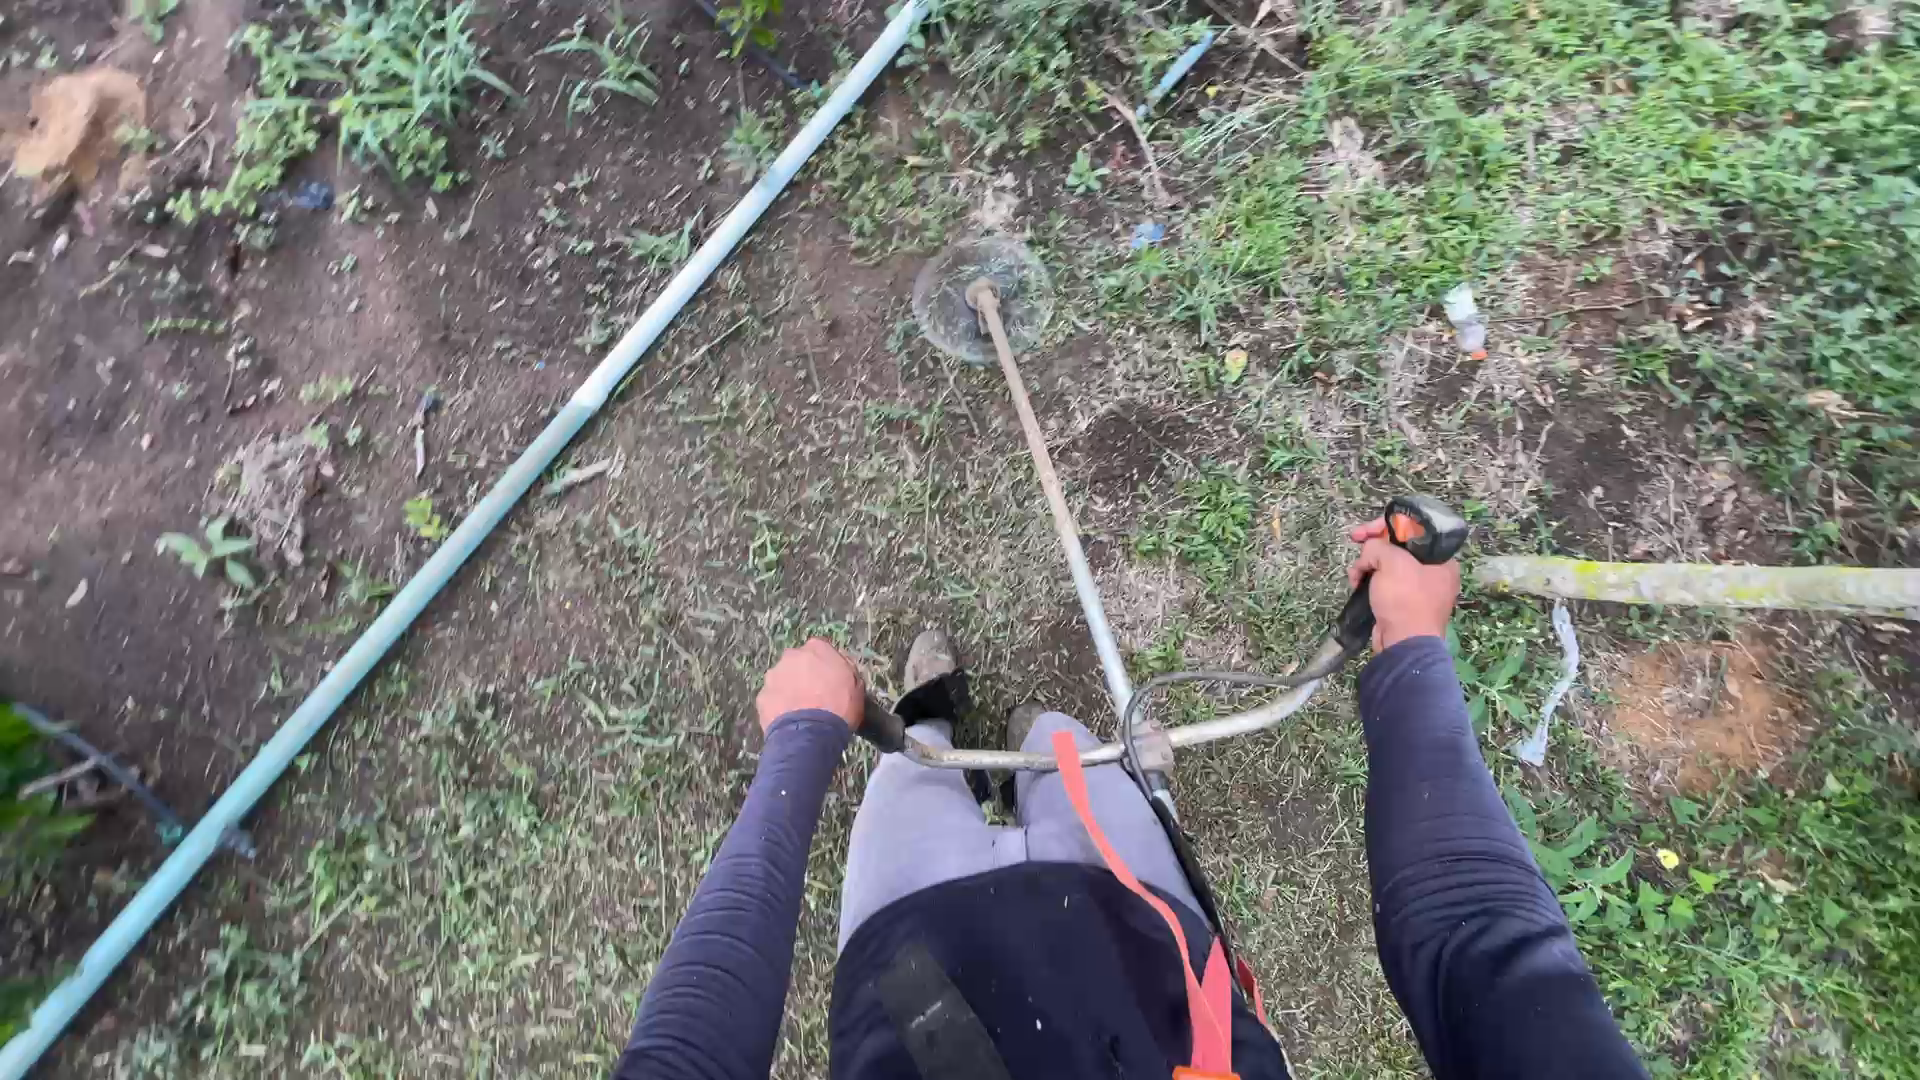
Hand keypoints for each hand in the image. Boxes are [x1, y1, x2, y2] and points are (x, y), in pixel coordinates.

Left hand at [755, 638, 862, 732]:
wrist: (810, 735)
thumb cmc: (839, 708)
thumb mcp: (856, 686)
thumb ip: (846, 668)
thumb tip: (841, 664)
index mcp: (817, 648)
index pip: (821, 648)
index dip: (825, 663)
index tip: (829, 677)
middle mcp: (792, 656)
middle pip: (798, 661)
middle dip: (804, 673)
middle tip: (814, 693)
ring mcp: (774, 675)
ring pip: (782, 678)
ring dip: (790, 688)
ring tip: (800, 709)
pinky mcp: (762, 695)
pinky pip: (772, 697)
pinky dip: (779, 704)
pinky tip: (789, 719)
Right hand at [1347, 518, 1459, 651]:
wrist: (1405, 644)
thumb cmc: (1405, 600)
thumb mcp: (1392, 563)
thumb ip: (1379, 546)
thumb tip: (1369, 552)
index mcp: (1441, 559)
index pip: (1412, 530)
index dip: (1385, 526)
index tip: (1362, 531)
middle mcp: (1432, 571)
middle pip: (1397, 546)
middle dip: (1372, 547)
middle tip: (1354, 542)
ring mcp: (1417, 588)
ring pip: (1387, 564)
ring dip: (1366, 565)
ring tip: (1355, 575)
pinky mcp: (1402, 602)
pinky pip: (1384, 582)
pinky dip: (1369, 580)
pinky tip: (1357, 585)